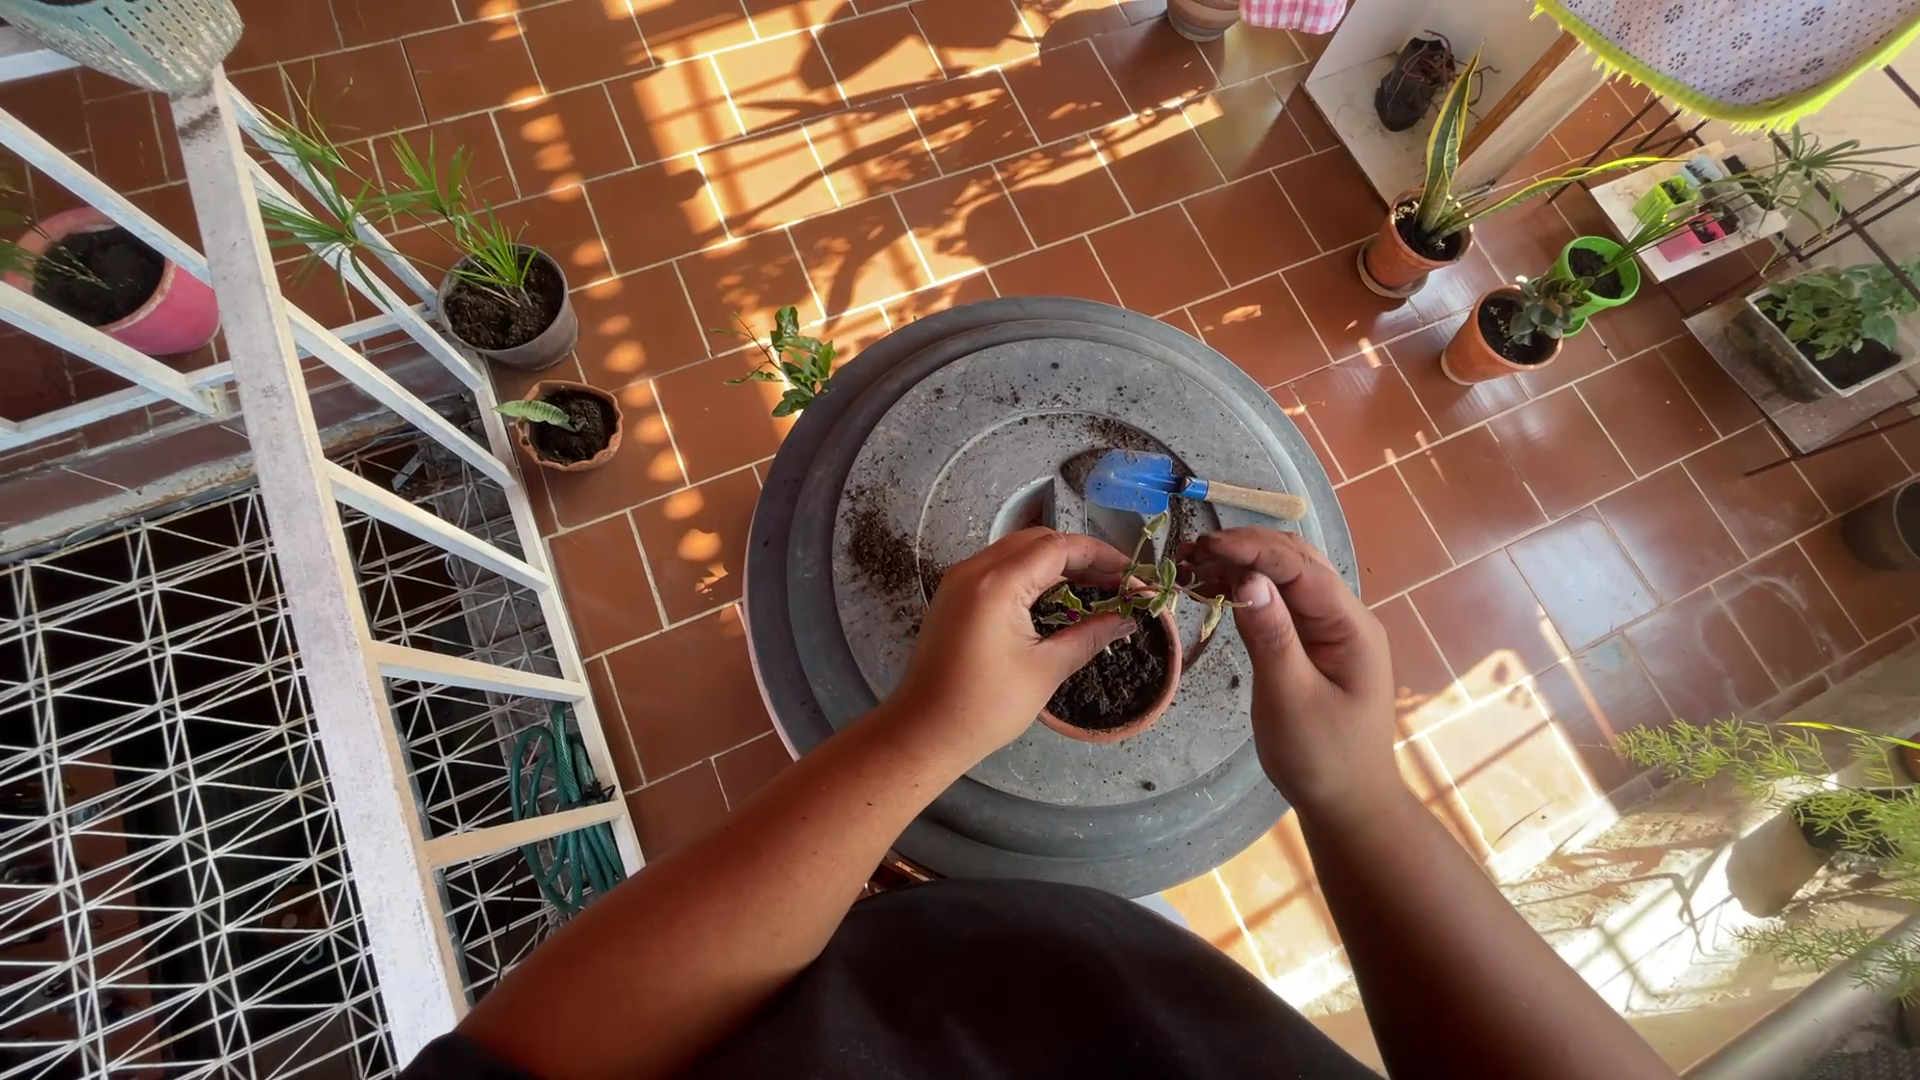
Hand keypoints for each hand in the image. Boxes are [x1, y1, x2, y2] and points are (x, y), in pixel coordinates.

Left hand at [887, 527, 1136, 762]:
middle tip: (1116, 582)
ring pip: (1017, 551)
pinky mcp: (954, 595)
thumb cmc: (984, 706)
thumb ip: (1090, 635)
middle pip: (1038, 541)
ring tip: (1093, 588)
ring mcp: (959, 580)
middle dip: (1081, 556)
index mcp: (997, 583)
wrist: (923, 731)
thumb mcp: (1046, 669)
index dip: (1100, 555)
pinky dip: (1031, 574)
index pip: (1058, 547)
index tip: (1131, 574)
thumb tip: (1127, 619)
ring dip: (1056, 563)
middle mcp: (974, 569)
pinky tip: (1055, 596)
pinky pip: (999, 568)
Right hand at [1184, 528, 1400, 823]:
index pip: (1300, 568)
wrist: (1347, 803)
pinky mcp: (1310, 641)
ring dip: (1242, 564)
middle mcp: (1343, 617)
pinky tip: (1215, 588)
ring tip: (1194, 563)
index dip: (1252, 550)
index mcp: (1350, 626)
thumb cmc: (1321, 756)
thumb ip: (1271, 636)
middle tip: (1191, 551)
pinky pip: (1278, 601)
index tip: (1204, 546)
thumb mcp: (1291, 698)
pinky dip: (1245, 588)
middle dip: (1244, 548)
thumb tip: (1246, 578)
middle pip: (1295, 561)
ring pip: (1285, 576)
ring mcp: (1328, 628)